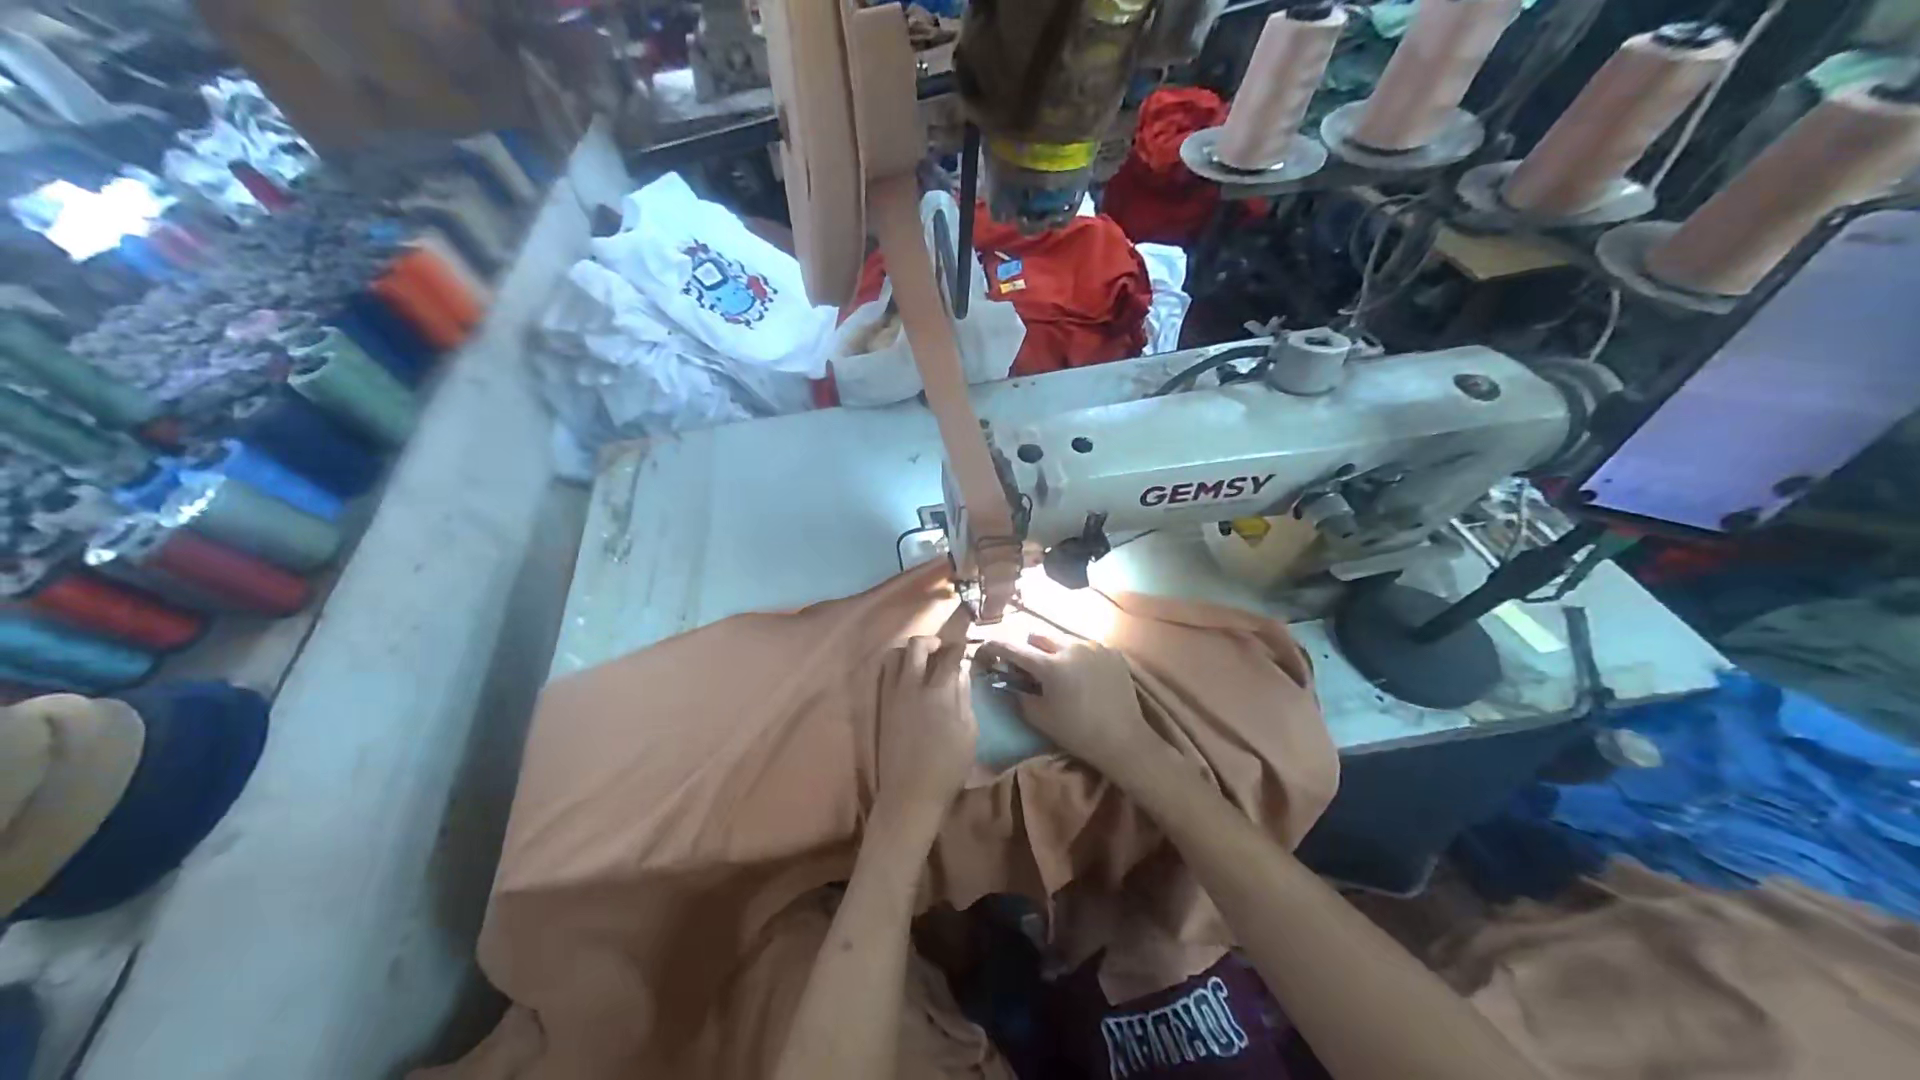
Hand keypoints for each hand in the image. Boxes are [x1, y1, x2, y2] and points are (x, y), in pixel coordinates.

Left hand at [874, 637, 976, 821]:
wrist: (910, 793)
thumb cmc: (948, 767)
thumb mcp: (968, 732)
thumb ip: (964, 696)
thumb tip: (960, 672)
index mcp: (939, 692)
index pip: (949, 655)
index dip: (958, 646)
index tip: (964, 646)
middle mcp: (912, 686)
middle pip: (917, 646)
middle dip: (932, 641)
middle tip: (943, 650)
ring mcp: (893, 694)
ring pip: (895, 655)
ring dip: (911, 651)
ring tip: (925, 662)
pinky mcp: (882, 705)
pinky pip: (887, 673)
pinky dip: (899, 666)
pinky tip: (911, 679)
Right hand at [976, 633, 1163, 778]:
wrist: (1122, 740)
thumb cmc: (1076, 732)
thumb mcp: (1038, 716)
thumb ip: (1017, 693)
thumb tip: (1008, 678)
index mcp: (1050, 665)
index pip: (1012, 648)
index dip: (994, 647)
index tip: (986, 651)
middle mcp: (1071, 647)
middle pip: (1038, 637)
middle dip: (1029, 650)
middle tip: (1030, 671)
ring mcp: (1094, 646)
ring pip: (1063, 639)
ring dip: (1054, 651)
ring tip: (1061, 674)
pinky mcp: (1112, 651)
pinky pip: (1086, 646)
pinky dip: (1078, 656)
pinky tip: (1084, 677)